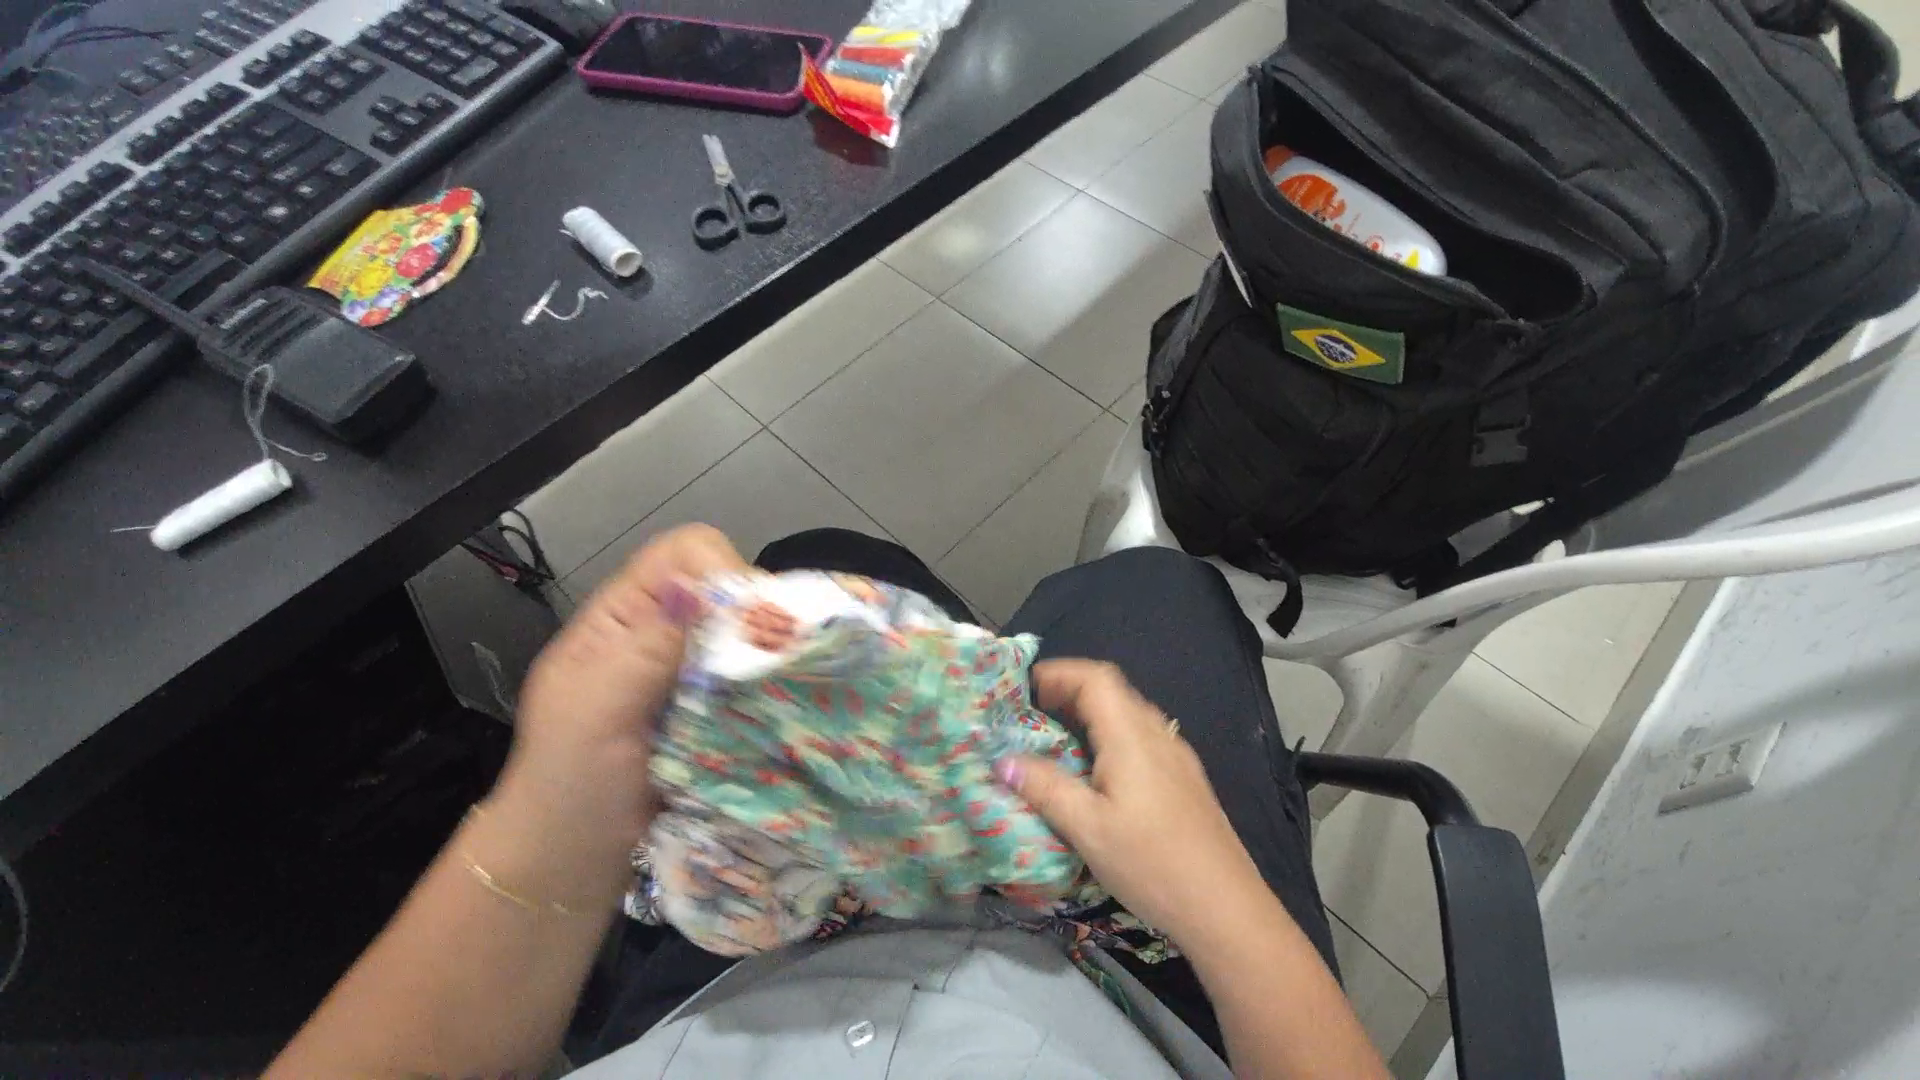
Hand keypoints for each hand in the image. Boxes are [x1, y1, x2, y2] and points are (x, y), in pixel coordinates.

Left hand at [498, 524, 747, 848]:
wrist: (572, 859)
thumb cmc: (570, 782)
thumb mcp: (596, 709)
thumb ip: (647, 645)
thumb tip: (705, 581)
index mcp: (623, 617)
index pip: (685, 553)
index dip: (721, 572)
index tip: (744, 623)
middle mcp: (663, 632)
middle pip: (728, 588)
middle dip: (755, 618)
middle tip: (769, 664)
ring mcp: (693, 671)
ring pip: (749, 635)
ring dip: (767, 657)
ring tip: (778, 691)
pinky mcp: (718, 708)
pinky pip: (756, 679)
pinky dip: (771, 689)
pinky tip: (775, 712)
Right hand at [995, 659, 1278, 952]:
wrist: (1226, 909)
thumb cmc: (1152, 863)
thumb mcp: (1088, 828)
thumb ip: (1045, 788)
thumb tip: (1002, 761)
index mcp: (1131, 736)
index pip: (1095, 678)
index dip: (1058, 672)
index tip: (1023, 689)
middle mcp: (1157, 735)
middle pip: (1112, 692)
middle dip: (1068, 692)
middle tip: (1030, 714)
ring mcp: (1176, 758)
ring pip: (1128, 716)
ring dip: (1089, 716)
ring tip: (1055, 741)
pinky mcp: (1185, 781)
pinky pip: (1141, 740)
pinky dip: (1110, 738)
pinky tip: (1096, 774)